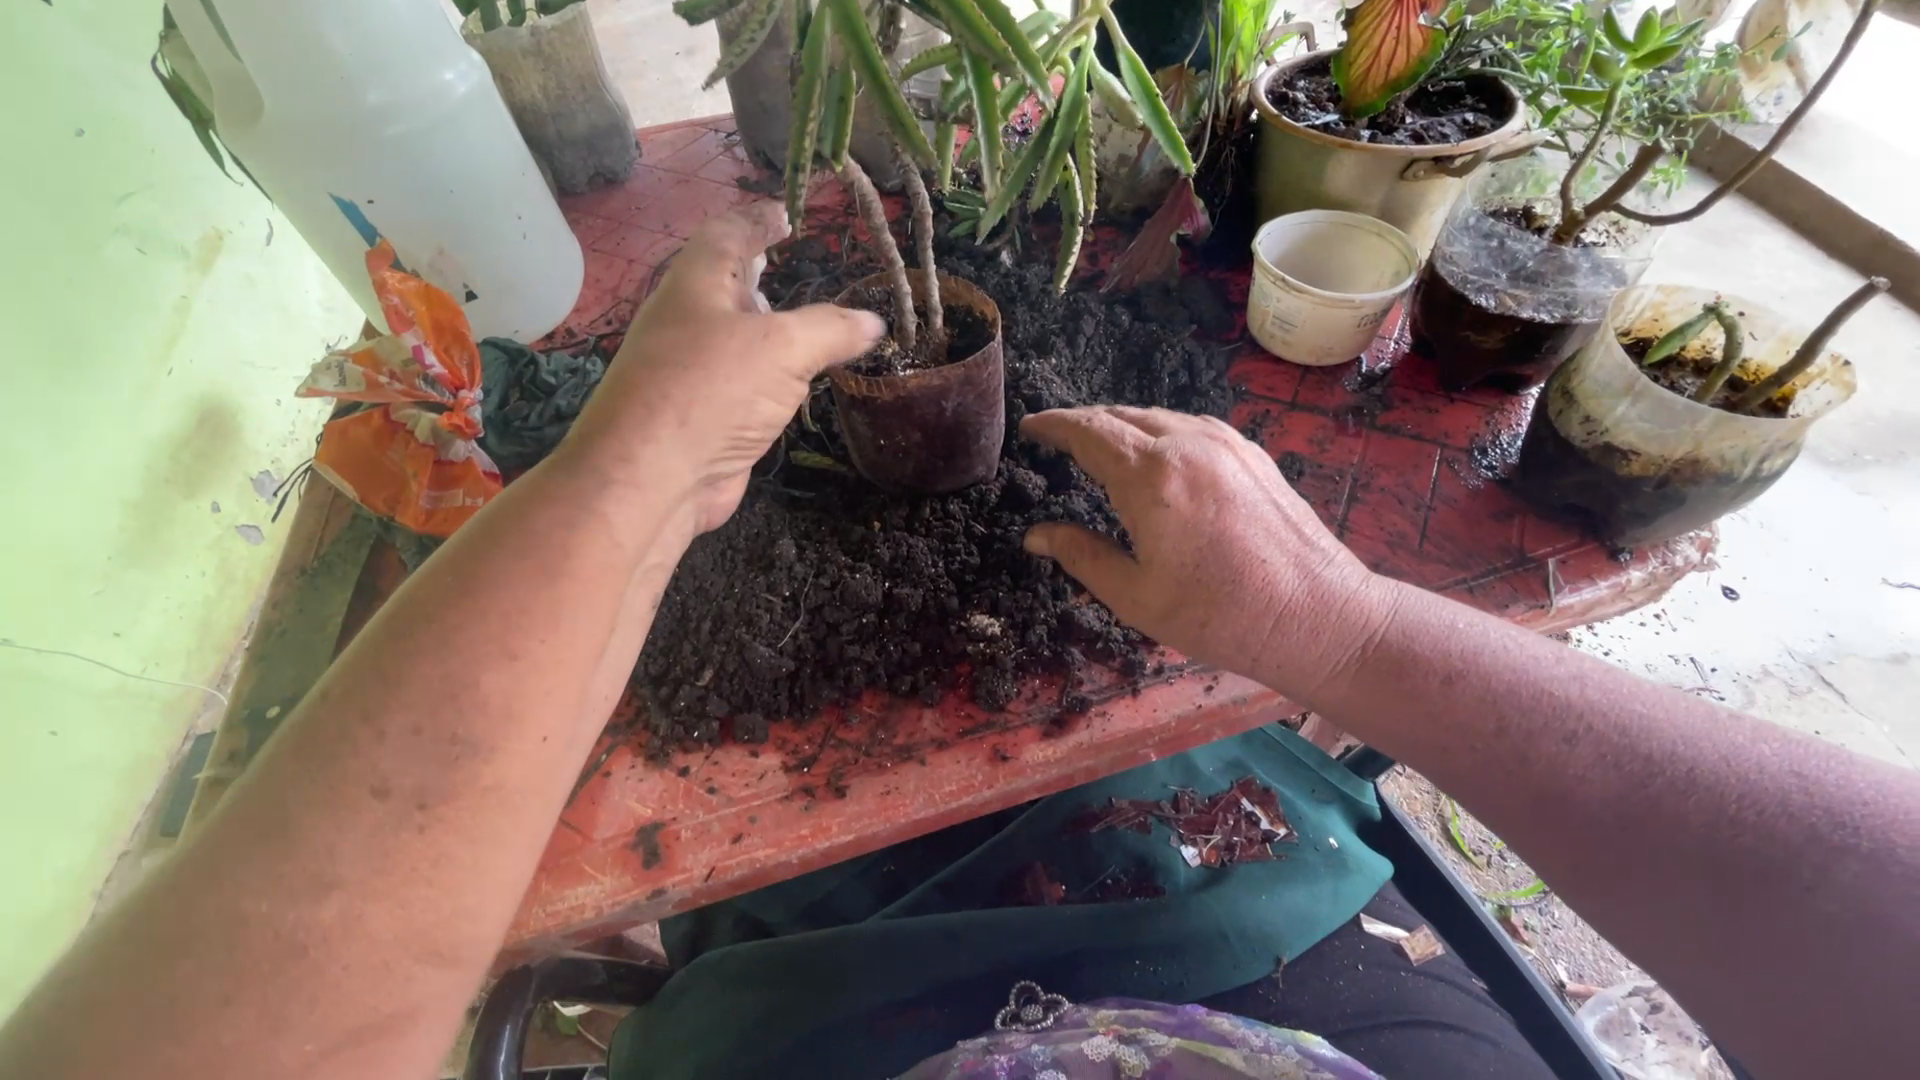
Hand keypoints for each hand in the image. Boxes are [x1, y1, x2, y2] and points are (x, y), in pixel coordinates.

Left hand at [562, 201, 883, 530]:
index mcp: (697, 284)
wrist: (654, 476)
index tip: (784, 213)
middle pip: (725, 284)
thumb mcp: (782, 348)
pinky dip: (768, 376)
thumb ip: (830, 330)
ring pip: (734, 337)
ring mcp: (691, 370)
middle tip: (790, 263)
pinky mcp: (703, 415)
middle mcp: (689, 321)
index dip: (758, 220)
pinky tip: (790, 385)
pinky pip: (741, 382)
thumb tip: (873, 322)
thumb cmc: (711, 391)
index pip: (729, 234)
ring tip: (801, 325)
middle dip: (757, 272)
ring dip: (764, 329)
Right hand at [1020, 406, 1399, 697]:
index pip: (1088, 431)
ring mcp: (1225, 442)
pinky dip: (1157, 432)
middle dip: (1083, 423)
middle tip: (1057, 441)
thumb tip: (1035, 536)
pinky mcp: (1251, 453)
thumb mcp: (1134, 596)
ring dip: (1121, 425)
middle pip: (1120, 415)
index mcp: (1151, 476)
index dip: (1053, 424)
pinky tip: (1154, 457)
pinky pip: (1189, 427)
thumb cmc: (1218, 615)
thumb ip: (1081, 555)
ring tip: (1100, 448)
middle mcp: (1187, 443)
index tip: (1029, 426)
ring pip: (1157, 416)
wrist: (1316, 616)